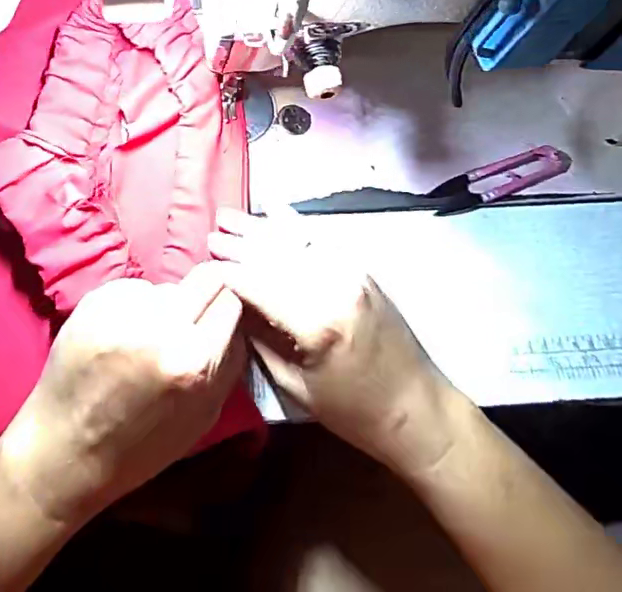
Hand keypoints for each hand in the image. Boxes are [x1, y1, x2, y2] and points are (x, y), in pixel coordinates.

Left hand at [0, 269, 246, 524]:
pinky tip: (120, 333)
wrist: (66, 447)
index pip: (232, 301)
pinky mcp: (95, 300)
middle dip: (203, 296)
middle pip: (204, 279)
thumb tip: (235, 321)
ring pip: (165, 286)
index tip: (221, 316)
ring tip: (146, 336)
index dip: (228, 309)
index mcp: (195, 362)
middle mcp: (160, 328)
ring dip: (164, 305)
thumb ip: (225, 364)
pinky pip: (132, 288)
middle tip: (190, 317)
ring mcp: (124, 310)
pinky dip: (133, 305)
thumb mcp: (202, 416)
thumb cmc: (140, 446)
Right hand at [203, 210, 462, 472]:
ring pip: (293, 240)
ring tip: (228, 217)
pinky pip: (318, 238)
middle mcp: (332, 284)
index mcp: (315, 320)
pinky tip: (273, 211)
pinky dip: (292, 225)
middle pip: (272, 255)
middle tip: (210, 236)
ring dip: (259, 229)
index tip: (202, 268)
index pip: (256, 282)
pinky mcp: (360, 269)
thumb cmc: (353, 410)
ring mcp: (350, 271)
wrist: (419, 409)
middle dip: (238, 245)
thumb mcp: (295, 385)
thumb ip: (259, 339)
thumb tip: (231, 304)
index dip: (225, 273)